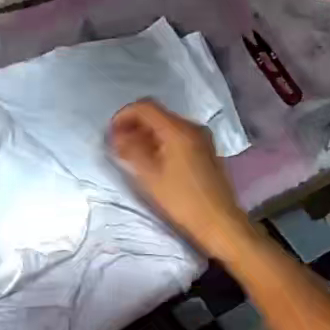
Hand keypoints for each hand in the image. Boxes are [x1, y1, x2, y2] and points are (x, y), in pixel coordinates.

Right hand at [109, 100, 256, 258]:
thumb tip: (117, 136)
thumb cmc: (182, 200)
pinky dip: (160, 142)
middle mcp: (192, 127)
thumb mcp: (150, 177)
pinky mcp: (205, 151)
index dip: (124, 115)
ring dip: (146, 135)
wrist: (219, 222)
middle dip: (134, 125)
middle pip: (157, 114)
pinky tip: (152, 160)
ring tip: (131, 154)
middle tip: (117, 145)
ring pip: (167, 126)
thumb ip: (130, 151)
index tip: (110, 133)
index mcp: (178, 130)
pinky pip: (178, 137)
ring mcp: (202, 138)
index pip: (145, 107)